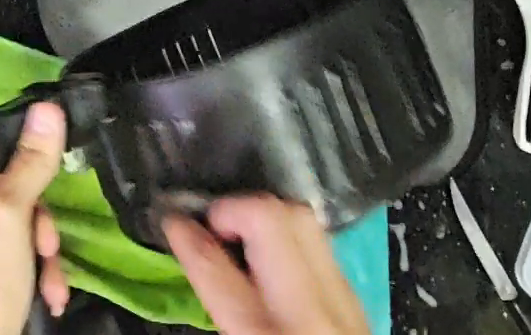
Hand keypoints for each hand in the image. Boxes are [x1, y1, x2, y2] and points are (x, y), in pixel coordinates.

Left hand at [0, 104, 69, 334]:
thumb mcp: (13, 211)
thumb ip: (31, 159)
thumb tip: (48, 105)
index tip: (29, 136)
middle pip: (3, 170)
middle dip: (37, 202)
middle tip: (44, 232)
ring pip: (17, 210)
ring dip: (42, 241)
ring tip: (48, 270)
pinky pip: (14, 243)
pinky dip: (34, 264)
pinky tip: (47, 291)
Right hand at [164, 196, 371, 334]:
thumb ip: (223, 313)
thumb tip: (197, 267)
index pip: (220, 275)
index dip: (188, 238)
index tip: (170, 221)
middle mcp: (310, 320)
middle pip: (272, 223)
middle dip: (234, 210)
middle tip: (209, 229)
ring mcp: (345, 311)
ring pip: (303, 222)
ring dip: (265, 219)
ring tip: (239, 239)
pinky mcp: (360, 311)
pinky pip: (321, 248)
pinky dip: (290, 241)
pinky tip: (272, 263)